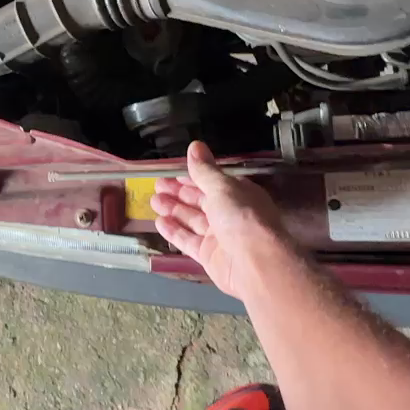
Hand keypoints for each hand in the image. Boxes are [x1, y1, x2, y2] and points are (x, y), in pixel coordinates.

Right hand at [150, 141, 300, 301]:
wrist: (256, 264)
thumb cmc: (241, 218)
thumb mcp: (222, 187)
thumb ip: (204, 170)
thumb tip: (195, 145)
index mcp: (238, 194)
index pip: (212, 182)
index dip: (192, 177)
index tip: (172, 172)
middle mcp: (230, 214)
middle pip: (200, 201)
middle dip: (179, 192)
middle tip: (156, 185)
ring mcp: (219, 237)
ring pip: (192, 219)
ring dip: (173, 209)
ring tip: (153, 200)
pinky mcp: (209, 257)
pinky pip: (188, 241)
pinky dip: (174, 231)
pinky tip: (159, 222)